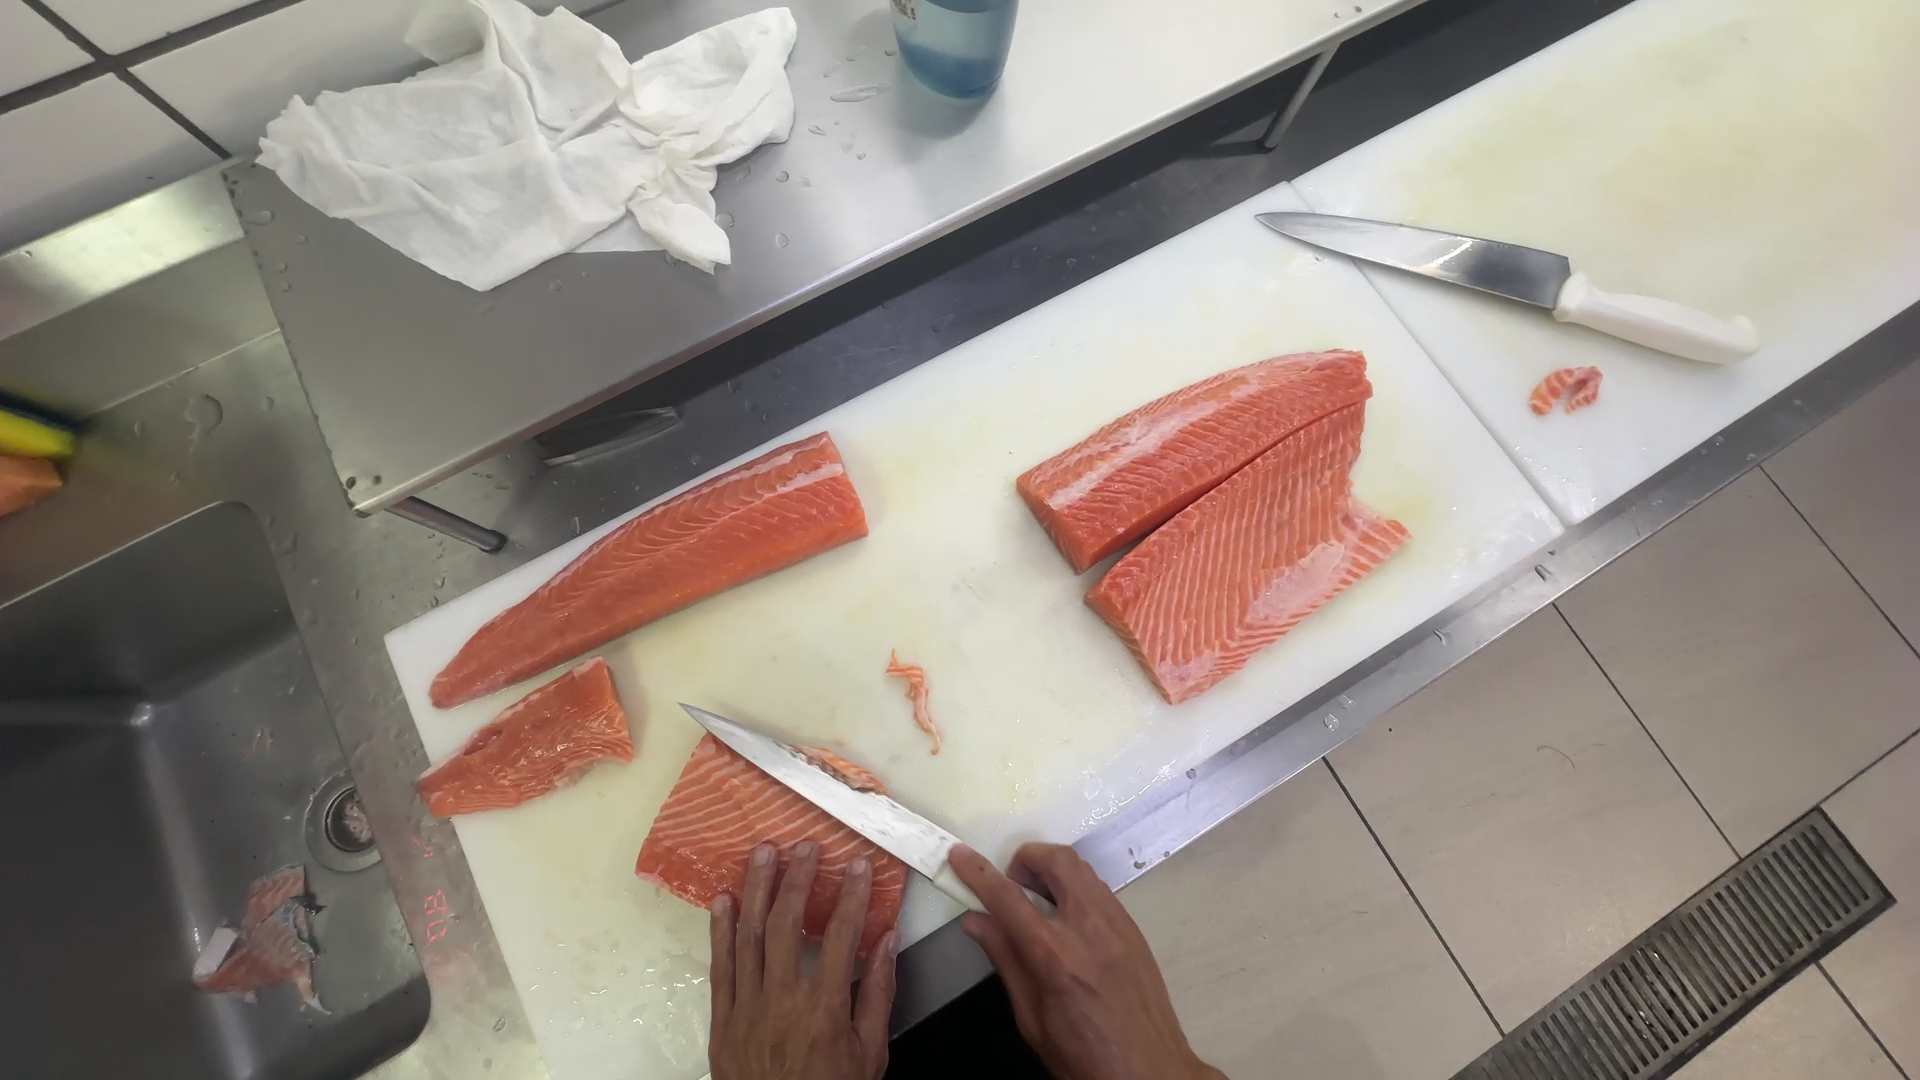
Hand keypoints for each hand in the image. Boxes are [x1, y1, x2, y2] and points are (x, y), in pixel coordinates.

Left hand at [709, 841, 898, 1079]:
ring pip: (749, 936)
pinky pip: (720, 966)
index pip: (841, 936)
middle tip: (805, 845)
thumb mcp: (870, 1054)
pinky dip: (720, 930)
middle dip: (797, 879)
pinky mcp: (723, 1019)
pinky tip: (723, 899)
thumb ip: (879, 993)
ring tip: (763, 853)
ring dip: (756, 890)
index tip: (858, 863)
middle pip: (787, 925)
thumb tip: (889, 937)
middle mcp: (783, 1000)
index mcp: (824, 1008)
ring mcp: (747, 1007)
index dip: (851, 895)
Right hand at [949, 843, 1224, 1079]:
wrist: (1151, 1074)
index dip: (978, 872)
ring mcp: (1117, 923)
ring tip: (1039, 902)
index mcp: (1056, 959)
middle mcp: (1089, 929)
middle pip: (1054, 860)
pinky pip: (1098, 886)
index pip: (1008, 899)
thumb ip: (1004, 960)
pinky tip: (1067, 918)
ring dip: (1051, 870)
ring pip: (1080, 865)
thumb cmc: (1084, 1057)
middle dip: (1025, 859)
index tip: (959, 855)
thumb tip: (974, 919)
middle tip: (1014, 886)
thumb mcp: (1032, 1019)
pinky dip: (1074, 887)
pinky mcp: (1133, 925)